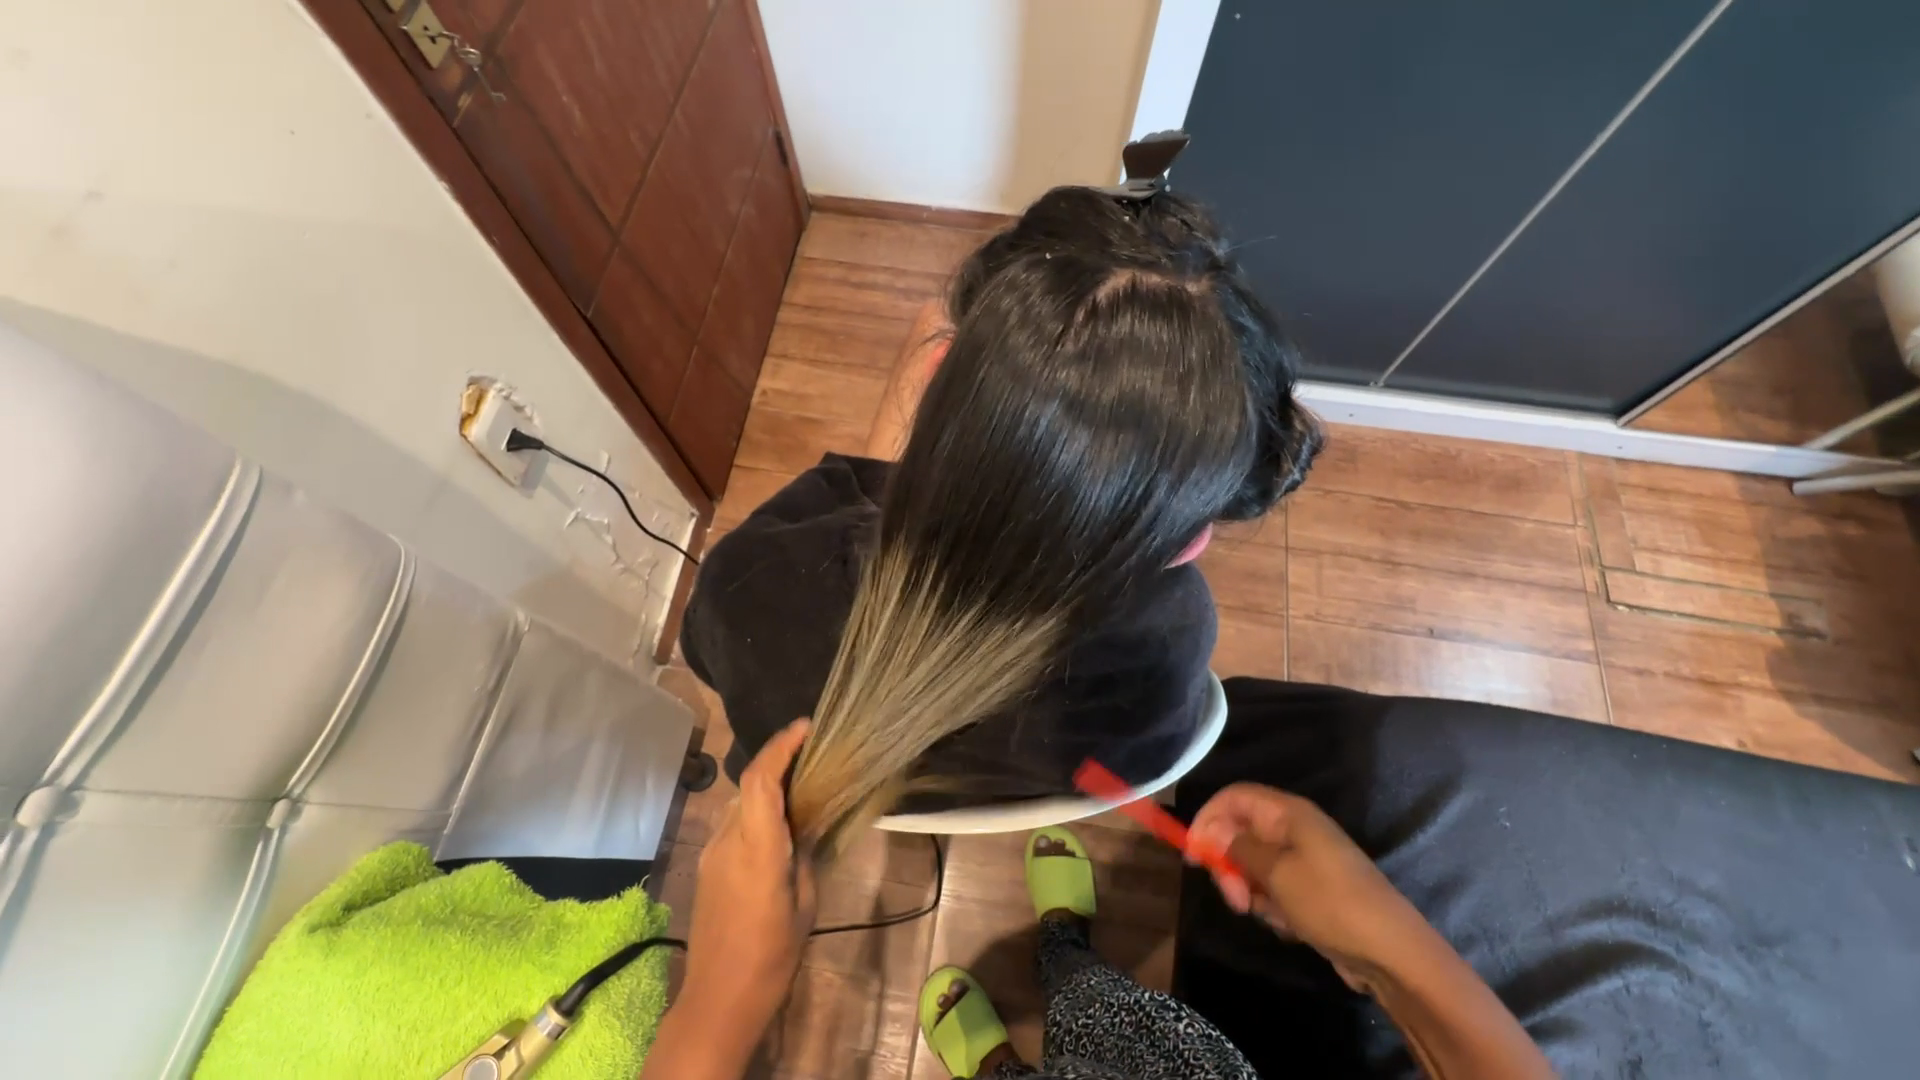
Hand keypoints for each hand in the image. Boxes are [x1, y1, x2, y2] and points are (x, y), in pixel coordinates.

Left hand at [680, 720, 817, 1029]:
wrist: (717, 998)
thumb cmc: (772, 956)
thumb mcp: (804, 904)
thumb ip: (803, 855)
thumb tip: (806, 826)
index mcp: (756, 848)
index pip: (760, 779)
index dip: (781, 746)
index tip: (807, 727)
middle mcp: (728, 841)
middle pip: (748, 783)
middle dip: (778, 759)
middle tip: (814, 753)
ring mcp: (712, 853)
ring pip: (739, 801)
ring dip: (766, 785)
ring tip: (802, 785)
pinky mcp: (707, 866)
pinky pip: (733, 823)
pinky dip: (756, 809)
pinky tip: (779, 822)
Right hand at [1189, 783, 1423, 989]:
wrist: (1391, 954)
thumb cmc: (1331, 902)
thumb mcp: (1276, 872)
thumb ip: (1238, 849)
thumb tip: (1213, 835)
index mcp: (1289, 814)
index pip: (1234, 797)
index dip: (1209, 817)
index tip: (1193, 852)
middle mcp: (1295, 831)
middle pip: (1240, 832)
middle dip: (1229, 864)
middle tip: (1233, 898)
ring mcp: (1304, 862)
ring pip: (1253, 866)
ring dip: (1250, 891)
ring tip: (1267, 915)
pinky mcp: (1310, 892)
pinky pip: (1273, 890)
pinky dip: (1272, 908)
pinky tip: (1288, 926)